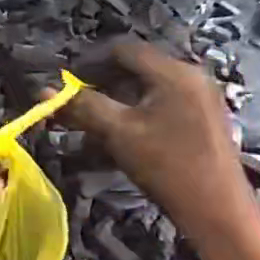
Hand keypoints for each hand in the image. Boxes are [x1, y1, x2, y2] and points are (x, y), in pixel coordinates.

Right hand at [57, 41, 256, 238]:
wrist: (216, 209)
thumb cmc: (165, 164)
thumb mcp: (117, 131)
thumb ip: (81, 105)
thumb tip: (43, 90)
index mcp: (173, 73)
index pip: (122, 49)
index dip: (88, 62)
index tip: (65, 84)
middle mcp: (190, 76)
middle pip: (134, 67)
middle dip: (99, 83)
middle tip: (74, 104)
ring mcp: (199, 97)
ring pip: (145, 87)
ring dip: (114, 99)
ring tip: (92, 122)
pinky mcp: (201, 117)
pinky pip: (159, 102)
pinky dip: (134, 110)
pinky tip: (120, 133)